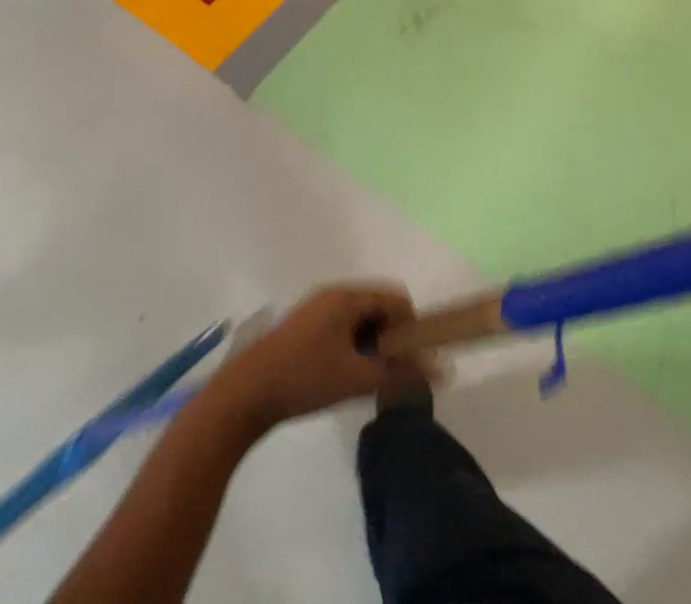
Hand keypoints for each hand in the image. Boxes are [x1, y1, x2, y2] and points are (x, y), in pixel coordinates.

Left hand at [207, 283, 422, 426]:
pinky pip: (342, 330)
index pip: (397, 299)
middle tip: (390, 372)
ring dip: (373, 345)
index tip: (411, 360)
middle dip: (393, 338)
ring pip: (360, 321)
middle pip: (379, 308)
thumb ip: (403, 373)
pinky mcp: (303, 330)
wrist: (245, 394)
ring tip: (367, 379)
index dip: (412, 327)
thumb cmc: (304, 379)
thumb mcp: (359, 378)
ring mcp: (314, 312)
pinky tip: (345, 378)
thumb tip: (445, 370)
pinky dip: (354, 348)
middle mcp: (331, 296)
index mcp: (345, 298)